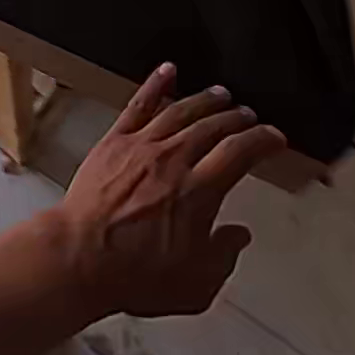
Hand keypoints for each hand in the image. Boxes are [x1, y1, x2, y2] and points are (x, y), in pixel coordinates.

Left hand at [44, 63, 286, 318]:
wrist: (79, 257)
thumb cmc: (135, 275)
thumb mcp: (195, 285)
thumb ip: (224, 256)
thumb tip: (239, 234)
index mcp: (197, 192)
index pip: (239, 153)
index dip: (262, 141)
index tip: (274, 137)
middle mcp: (174, 159)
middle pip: (213, 126)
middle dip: (236, 118)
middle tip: (248, 115)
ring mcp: (143, 144)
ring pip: (181, 111)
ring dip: (205, 99)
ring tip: (221, 93)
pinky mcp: (116, 139)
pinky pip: (139, 104)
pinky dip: (155, 83)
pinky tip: (168, 69)